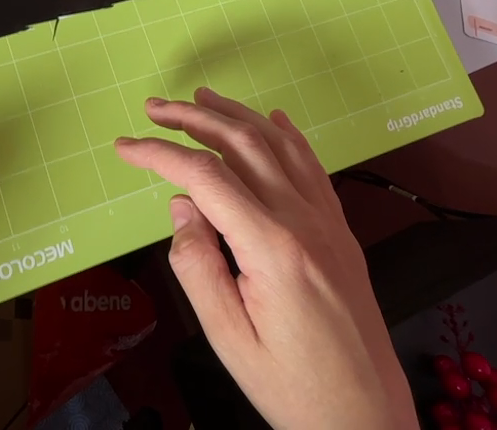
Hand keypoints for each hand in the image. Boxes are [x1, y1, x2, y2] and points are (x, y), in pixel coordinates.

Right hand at [115, 88, 414, 429]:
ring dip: (235, 115)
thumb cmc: (293, 388)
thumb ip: (197, 266)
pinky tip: (273, 120)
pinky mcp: (341, 231)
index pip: (205, 177)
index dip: (159, 153)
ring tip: (200, 98)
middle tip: (154, 107)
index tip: (125, 147)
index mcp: (272, 246)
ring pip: (278, 145)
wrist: (370, 422)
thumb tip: (182, 207)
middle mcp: (303, 220)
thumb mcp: (228, 339)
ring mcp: (328, 222)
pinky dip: (287, 135)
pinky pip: (313, 166)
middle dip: (193, 117)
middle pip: (242, 144)